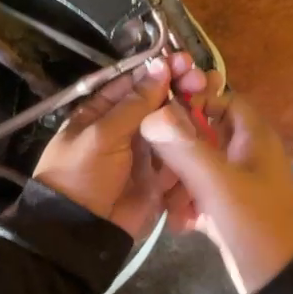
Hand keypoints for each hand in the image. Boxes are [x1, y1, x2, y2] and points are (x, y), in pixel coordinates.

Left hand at [32, 53, 207, 238]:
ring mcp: (145, 151)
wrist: (81, 232)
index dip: (160, 70)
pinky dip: (195, 142)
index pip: (135, 82)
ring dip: (192, 112)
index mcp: (103, 112)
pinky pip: (181, 153)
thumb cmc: (82, 175)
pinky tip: (211, 129)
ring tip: (211, 99)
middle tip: (201, 80)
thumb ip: (135, 102)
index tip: (184, 61)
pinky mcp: (161, 174)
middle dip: (181, 88)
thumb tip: (160, 66)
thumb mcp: (103, 135)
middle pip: (159, 101)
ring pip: (173, 125)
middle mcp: (126, 127)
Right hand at [139, 76, 292, 293]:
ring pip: (197, 166)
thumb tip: (152, 113)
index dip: (193, 105)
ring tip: (171, 207)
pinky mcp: (228, 208)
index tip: (161, 121)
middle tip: (159, 174)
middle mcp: (245, 152)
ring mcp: (237, 181)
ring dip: (178, 184)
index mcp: (253, 135)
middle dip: (177, 153)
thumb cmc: (257, 223)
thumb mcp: (219, 184)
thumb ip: (185, 147)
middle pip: (202, 134)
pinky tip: (181, 226)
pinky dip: (187, 206)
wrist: (283, 282)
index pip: (222, 99)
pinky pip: (199, 194)